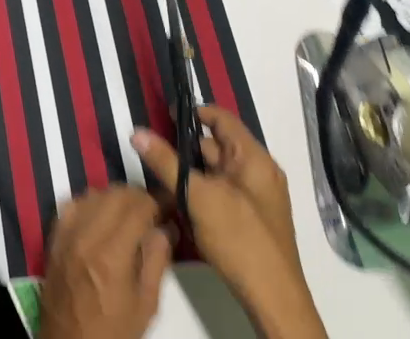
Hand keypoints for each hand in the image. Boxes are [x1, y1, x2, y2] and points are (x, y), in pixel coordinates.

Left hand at [38, 186, 172, 338]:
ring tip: (128, 213)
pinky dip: (90, 202)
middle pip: (115, 194)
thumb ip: (157, 260)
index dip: (158, 201)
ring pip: (93, 194)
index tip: (170, 205)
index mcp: (112, 256)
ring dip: (114, 197)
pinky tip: (100, 214)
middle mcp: (86, 237)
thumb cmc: (114, 330)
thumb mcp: (146, 303)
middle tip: (152, 210)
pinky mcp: (54, 237)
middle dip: (138, 197)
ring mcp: (66, 234)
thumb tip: (166, 226)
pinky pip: (72, 204)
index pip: (138, 208)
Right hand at [133, 107, 326, 338]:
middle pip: (215, 146)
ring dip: (189, 173)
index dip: (194, 112)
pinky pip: (218, 192)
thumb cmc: (239, 239)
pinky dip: (199, 192)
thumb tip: (137, 131)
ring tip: (159, 178)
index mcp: (254, 159)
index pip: (222, 119)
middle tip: (153, 153)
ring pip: (214, 172)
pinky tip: (178, 203)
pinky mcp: (247, 218)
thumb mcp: (198, 197)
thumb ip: (167, 162)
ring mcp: (254, 197)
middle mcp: (257, 172)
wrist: (272, 298)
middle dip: (184, 148)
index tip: (164, 116)